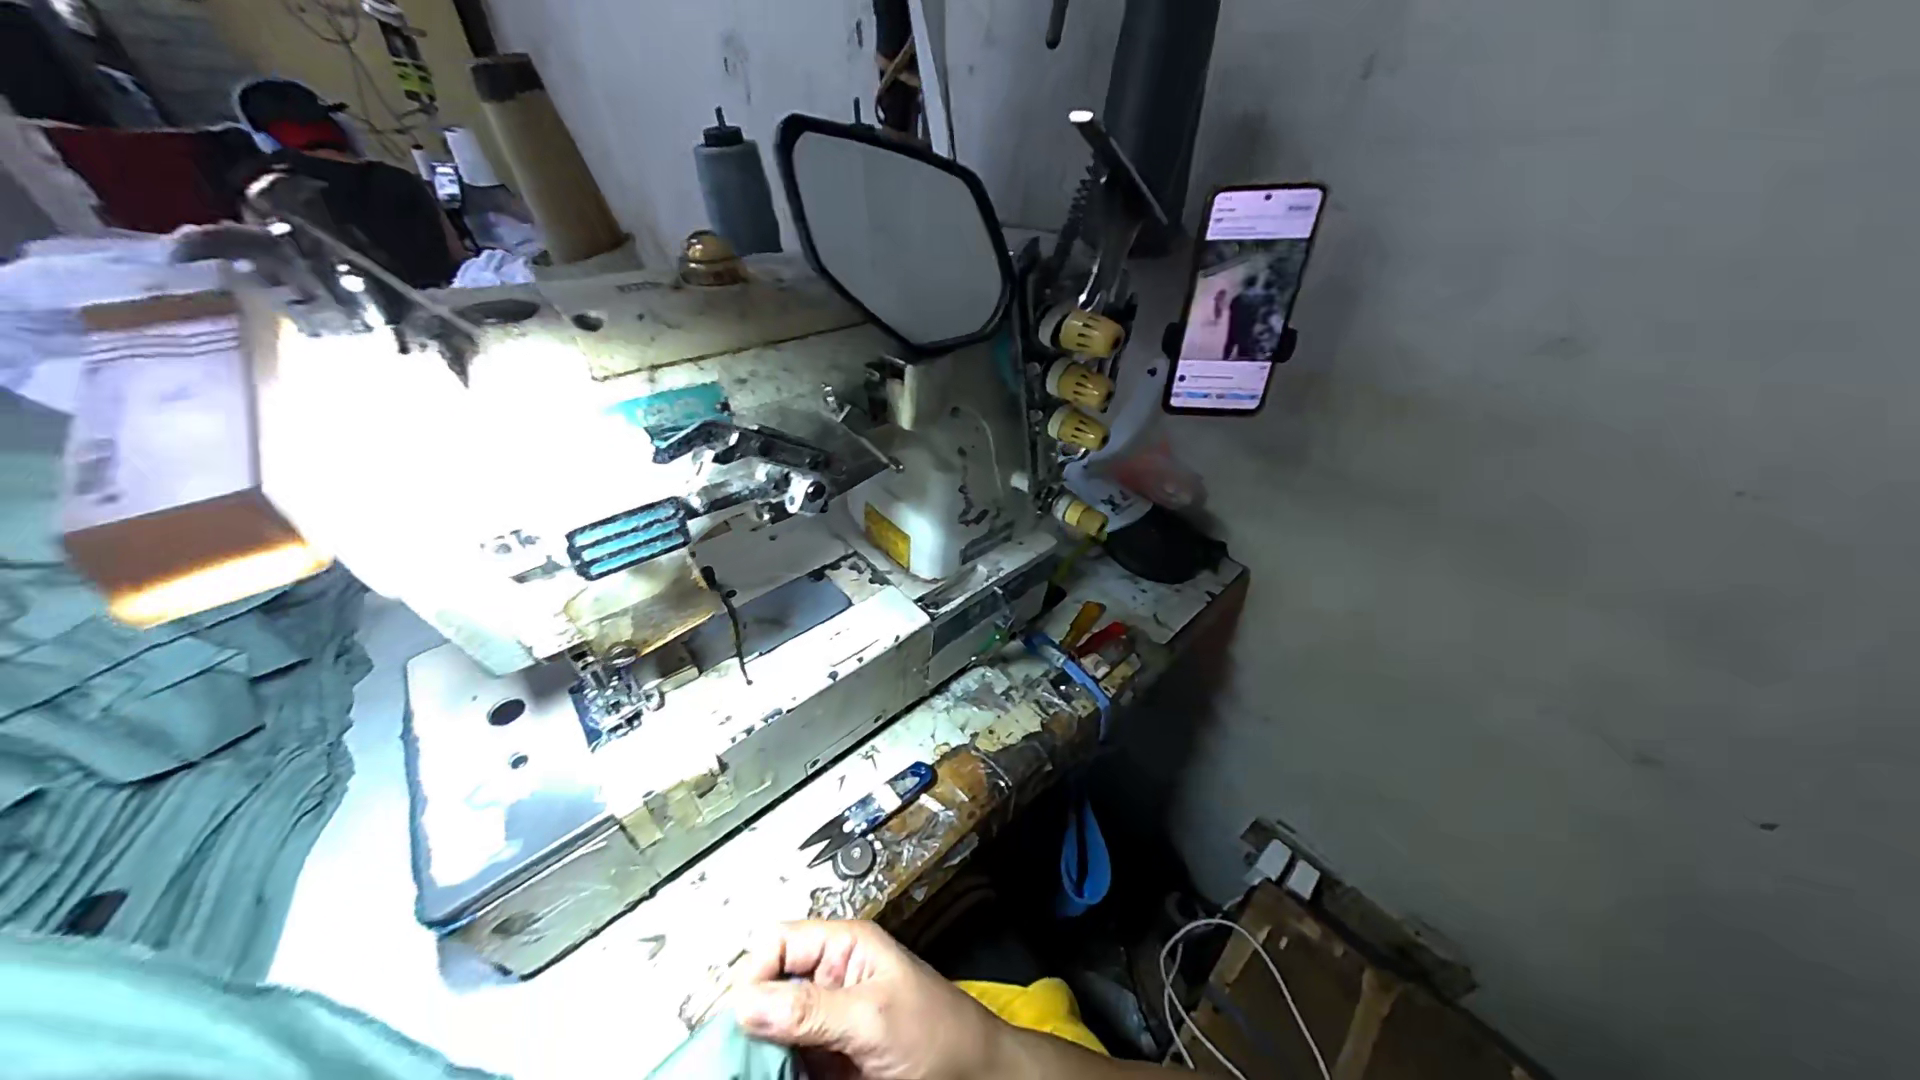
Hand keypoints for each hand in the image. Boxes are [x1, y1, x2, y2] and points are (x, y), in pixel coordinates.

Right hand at [726, 920, 1012, 1079]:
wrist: (975, 1077)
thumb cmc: (940, 1033)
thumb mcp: (874, 1015)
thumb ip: (812, 1008)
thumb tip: (746, 1001)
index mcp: (844, 946)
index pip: (779, 942)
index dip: (755, 974)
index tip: (742, 1018)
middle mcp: (829, 976)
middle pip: (769, 986)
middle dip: (751, 1018)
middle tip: (736, 1056)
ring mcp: (827, 1019)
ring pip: (771, 1027)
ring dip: (758, 1049)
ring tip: (750, 1070)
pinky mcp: (826, 1057)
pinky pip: (786, 1058)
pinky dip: (774, 1070)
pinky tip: (772, 1077)